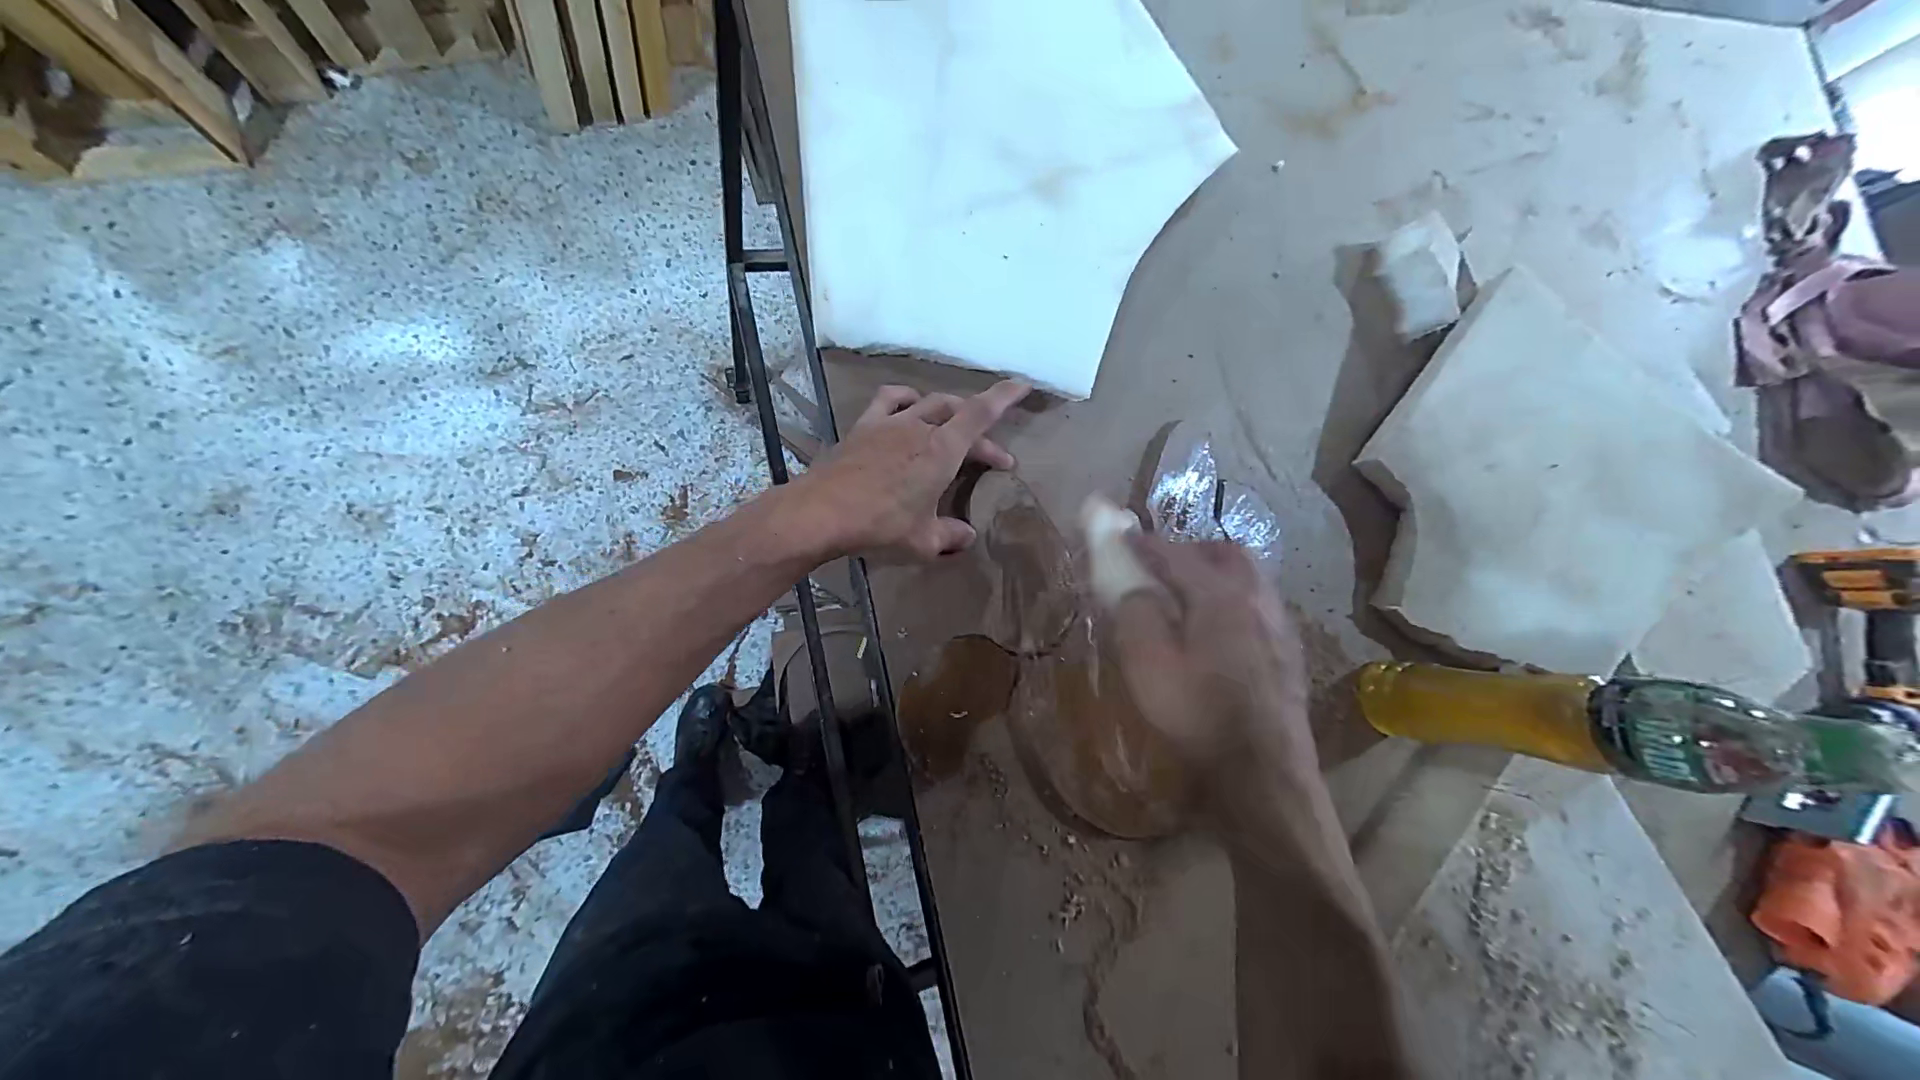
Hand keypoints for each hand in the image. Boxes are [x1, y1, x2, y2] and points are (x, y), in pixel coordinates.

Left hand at [790, 381, 1030, 561]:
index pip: (982, 413)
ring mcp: (890, 422)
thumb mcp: (923, 541)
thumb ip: (950, 536)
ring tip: (955, 427)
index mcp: (942, 450)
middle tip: (992, 459)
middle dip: (980, 432)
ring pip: (928, 402)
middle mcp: (920, 427)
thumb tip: (967, 536)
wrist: (823, 513)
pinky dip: (907, 400)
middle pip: (959, 414)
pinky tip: (909, 409)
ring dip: (948, 411)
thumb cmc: (881, 526)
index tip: (1023, 384)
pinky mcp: (864, 426)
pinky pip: (890, 400)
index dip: (1005, 396)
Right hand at [1109, 536, 1314, 778]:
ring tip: (1191, 594)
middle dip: (1192, 550)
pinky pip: (1260, 606)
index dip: (1145, 544)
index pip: (1176, 554)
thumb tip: (1135, 588)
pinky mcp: (1289, 652)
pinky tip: (1222, 629)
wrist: (1262, 769)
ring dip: (1217, 574)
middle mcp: (1256, 599)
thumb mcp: (1147, 663)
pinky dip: (1235, 601)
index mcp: (1219, 595)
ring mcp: (1279, 625)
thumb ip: (1135, 613)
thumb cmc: (1197, 712)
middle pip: (1227, 554)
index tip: (1122, 536)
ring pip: (1250, 579)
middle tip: (1163, 564)